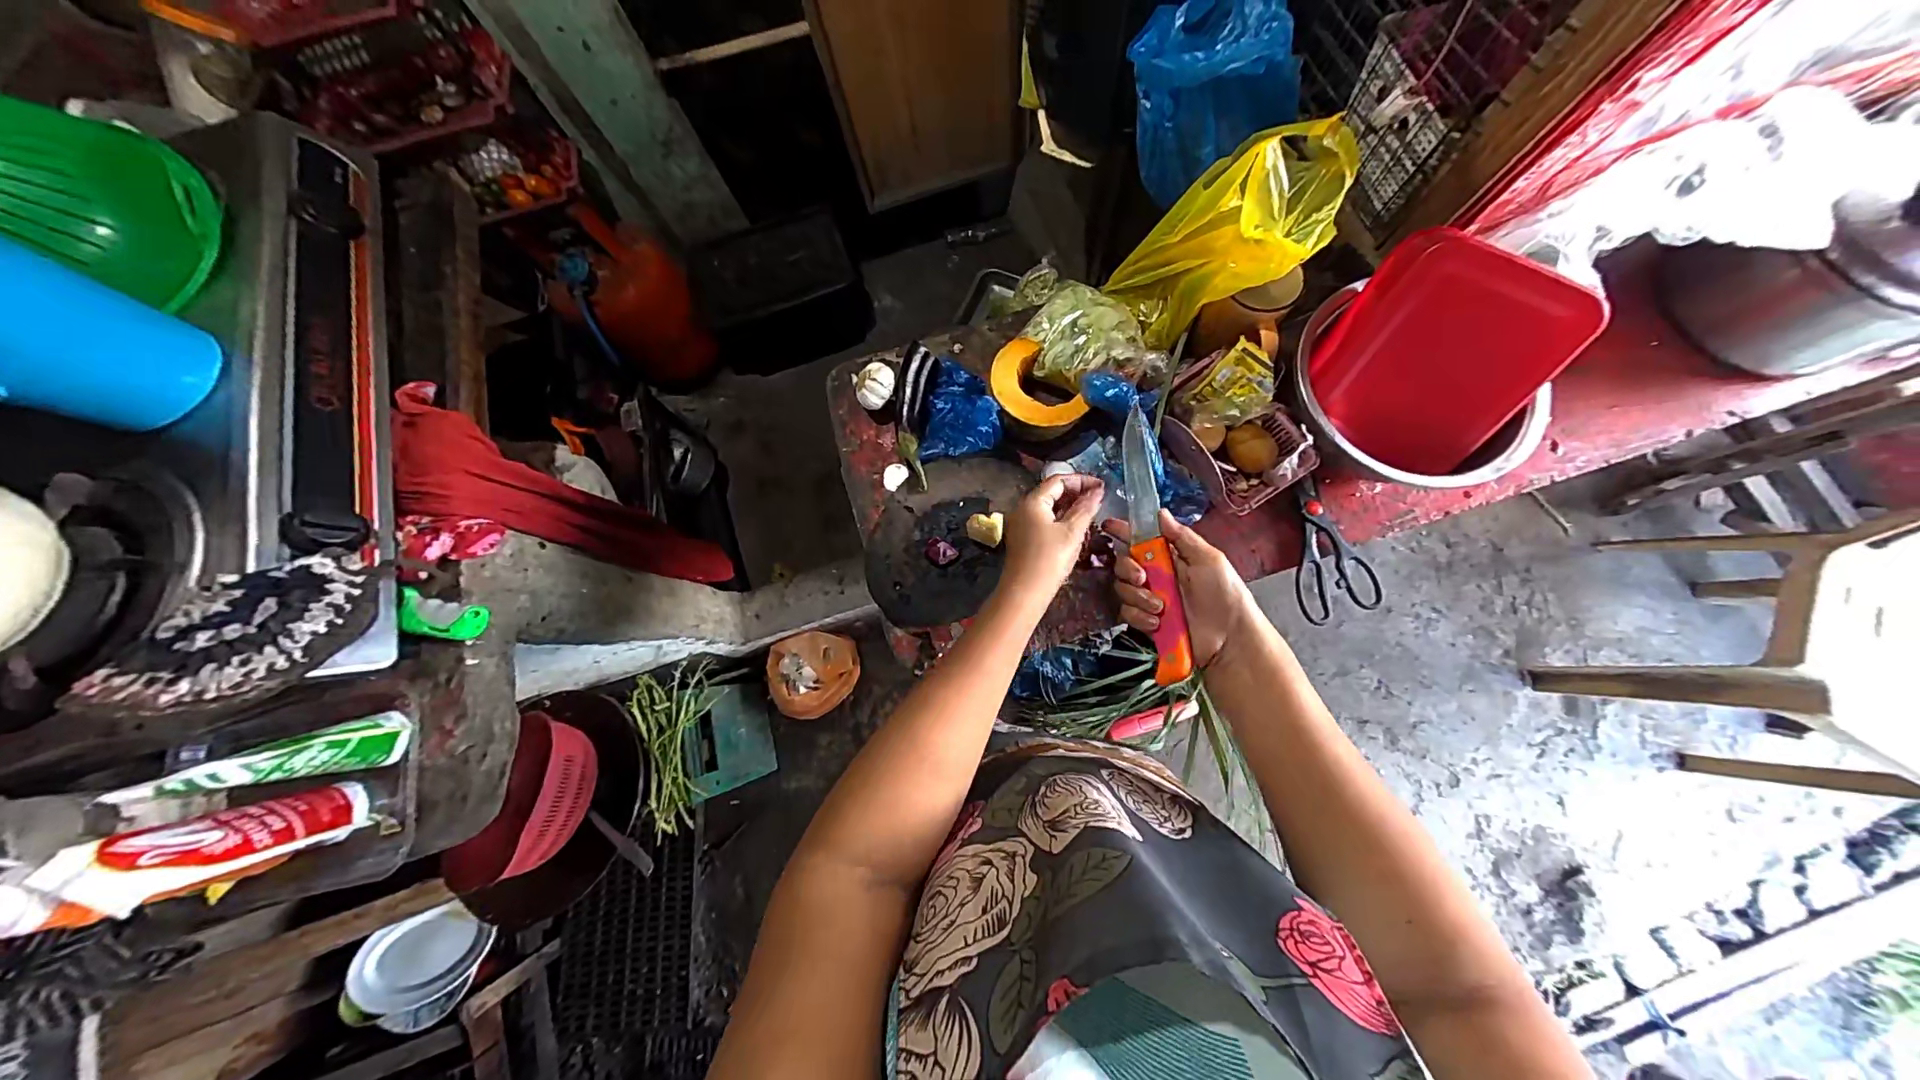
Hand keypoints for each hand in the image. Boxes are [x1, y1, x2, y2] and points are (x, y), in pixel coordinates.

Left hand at [1001, 473, 1104, 596]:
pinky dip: (1060, 519)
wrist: (1025, 592)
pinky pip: (1044, 520)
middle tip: (1098, 498)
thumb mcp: (1072, 532)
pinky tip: (1075, 527)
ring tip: (1091, 511)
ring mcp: (1021, 524)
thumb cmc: (1049, 559)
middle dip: (1076, 492)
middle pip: (1052, 492)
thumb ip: (1085, 508)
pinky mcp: (1023, 538)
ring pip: (1048, 507)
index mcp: (1032, 501)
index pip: (1058, 480)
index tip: (1101, 486)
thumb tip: (1097, 491)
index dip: (1081, 480)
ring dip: (1069, 506)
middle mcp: (1023, 508)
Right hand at [1104, 510, 1262, 668]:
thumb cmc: (1225, 594)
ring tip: (1161, 607)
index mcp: (1170, 556)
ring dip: (1139, 597)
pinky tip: (1157, 622)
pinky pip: (1128, 613)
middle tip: (1142, 578)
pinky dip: (1140, 617)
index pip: (1140, 539)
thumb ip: (1182, 536)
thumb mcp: (1209, 559)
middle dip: (1128, 569)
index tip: (1109, 527)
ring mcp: (1149, 599)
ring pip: (1123, 590)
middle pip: (1123, 564)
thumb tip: (1161, 513)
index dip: (1123, 531)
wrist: (1229, 638)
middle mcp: (1156, 575)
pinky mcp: (1146, 621)